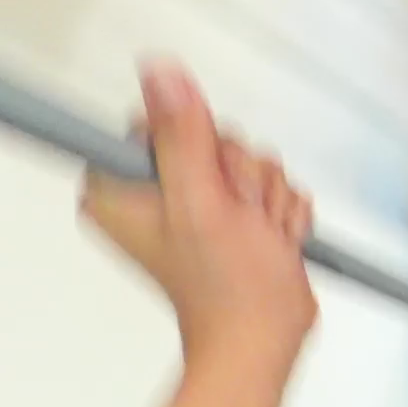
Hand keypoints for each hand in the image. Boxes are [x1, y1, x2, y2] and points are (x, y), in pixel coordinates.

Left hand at [80, 63, 317, 382]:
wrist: (267, 330)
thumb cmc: (228, 286)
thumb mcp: (204, 204)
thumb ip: (183, 137)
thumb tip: (162, 77)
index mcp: (123, 189)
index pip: (161, 126)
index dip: (201, 148)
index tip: (209, 185)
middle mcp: (160, 193)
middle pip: (219, 142)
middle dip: (247, 180)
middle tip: (240, 217)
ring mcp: (203, 204)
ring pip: (255, 164)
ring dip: (270, 199)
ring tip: (259, 234)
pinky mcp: (239, 214)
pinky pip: (277, 186)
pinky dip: (284, 212)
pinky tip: (272, 238)